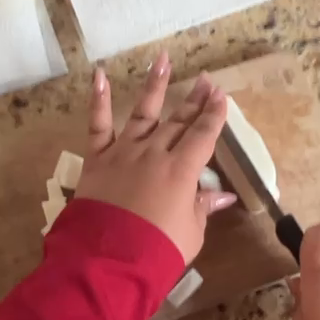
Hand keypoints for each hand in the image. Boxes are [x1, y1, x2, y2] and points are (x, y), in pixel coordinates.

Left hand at [79, 50, 239, 261]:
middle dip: (195, 100)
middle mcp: (155, 153)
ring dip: (154, 85)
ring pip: (143, 113)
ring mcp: (124, 152)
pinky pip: (98, 125)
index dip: (214, 115)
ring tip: (162, 60)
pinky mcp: (97, 159)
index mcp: (182, 170)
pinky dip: (99, 100)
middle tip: (206, 79)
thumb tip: (222, 195)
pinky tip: (99, 76)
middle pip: (179, 121)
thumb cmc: (157, 249)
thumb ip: (202, 207)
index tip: (222, 96)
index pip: (204, 136)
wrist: (109, 259)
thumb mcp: (190, 232)